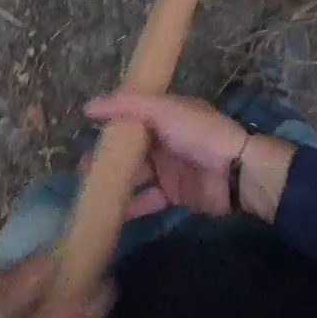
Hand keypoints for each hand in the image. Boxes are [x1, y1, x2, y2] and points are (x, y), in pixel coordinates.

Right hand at [83, 92, 296, 221]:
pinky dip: (129, 206)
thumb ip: (125, 105)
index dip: (110, 124)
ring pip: (135, 175)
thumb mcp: (162, 109)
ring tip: (88, 190)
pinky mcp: (173, 194)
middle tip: (81, 168)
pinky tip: (107, 212)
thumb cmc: (198, 133)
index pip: (132, 116)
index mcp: (165, 114)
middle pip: (130, 148)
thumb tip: (88, 107)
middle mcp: (165, 139)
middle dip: (107, 157)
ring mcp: (169, 168)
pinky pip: (146, 200)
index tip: (84, 132)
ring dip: (114, 181)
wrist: (235, 172)